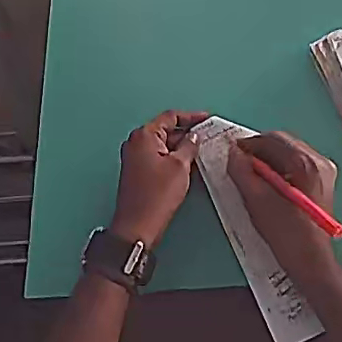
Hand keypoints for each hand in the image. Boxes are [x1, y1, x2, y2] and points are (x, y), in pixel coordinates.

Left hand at [109, 110, 206, 247]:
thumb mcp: (180, 166)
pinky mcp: (138, 171)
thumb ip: (189, 146)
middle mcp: (135, 143)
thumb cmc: (155, 196)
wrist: (138, 225)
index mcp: (143, 136)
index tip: (205, 118)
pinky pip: (158, 156)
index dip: (191, 117)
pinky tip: (187, 165)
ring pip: (163, 144)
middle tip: (206, 136)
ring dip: (180, 147)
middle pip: (165, 130)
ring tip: (200, 152)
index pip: (170, 117)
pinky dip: (172, 158)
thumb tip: (193, 137)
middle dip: (186, 133)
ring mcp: (135, 158)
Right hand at [227, 131, 340, 278]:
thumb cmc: (286, 233)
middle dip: (259, 149)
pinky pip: (297, 163)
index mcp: (306, 163)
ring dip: (269, 157)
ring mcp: (324, 170)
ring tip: (252, 173)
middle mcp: (319, 161)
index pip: (272, 139)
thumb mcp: (257, 201)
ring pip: (290, 151)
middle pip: (283, 142)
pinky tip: (268, 181)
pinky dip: (280, 166)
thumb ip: (243, 172)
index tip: (231, 151)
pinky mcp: (323, 181)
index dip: (248, 144)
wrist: (311, 262)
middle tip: (240, 161)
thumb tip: (233, 153)